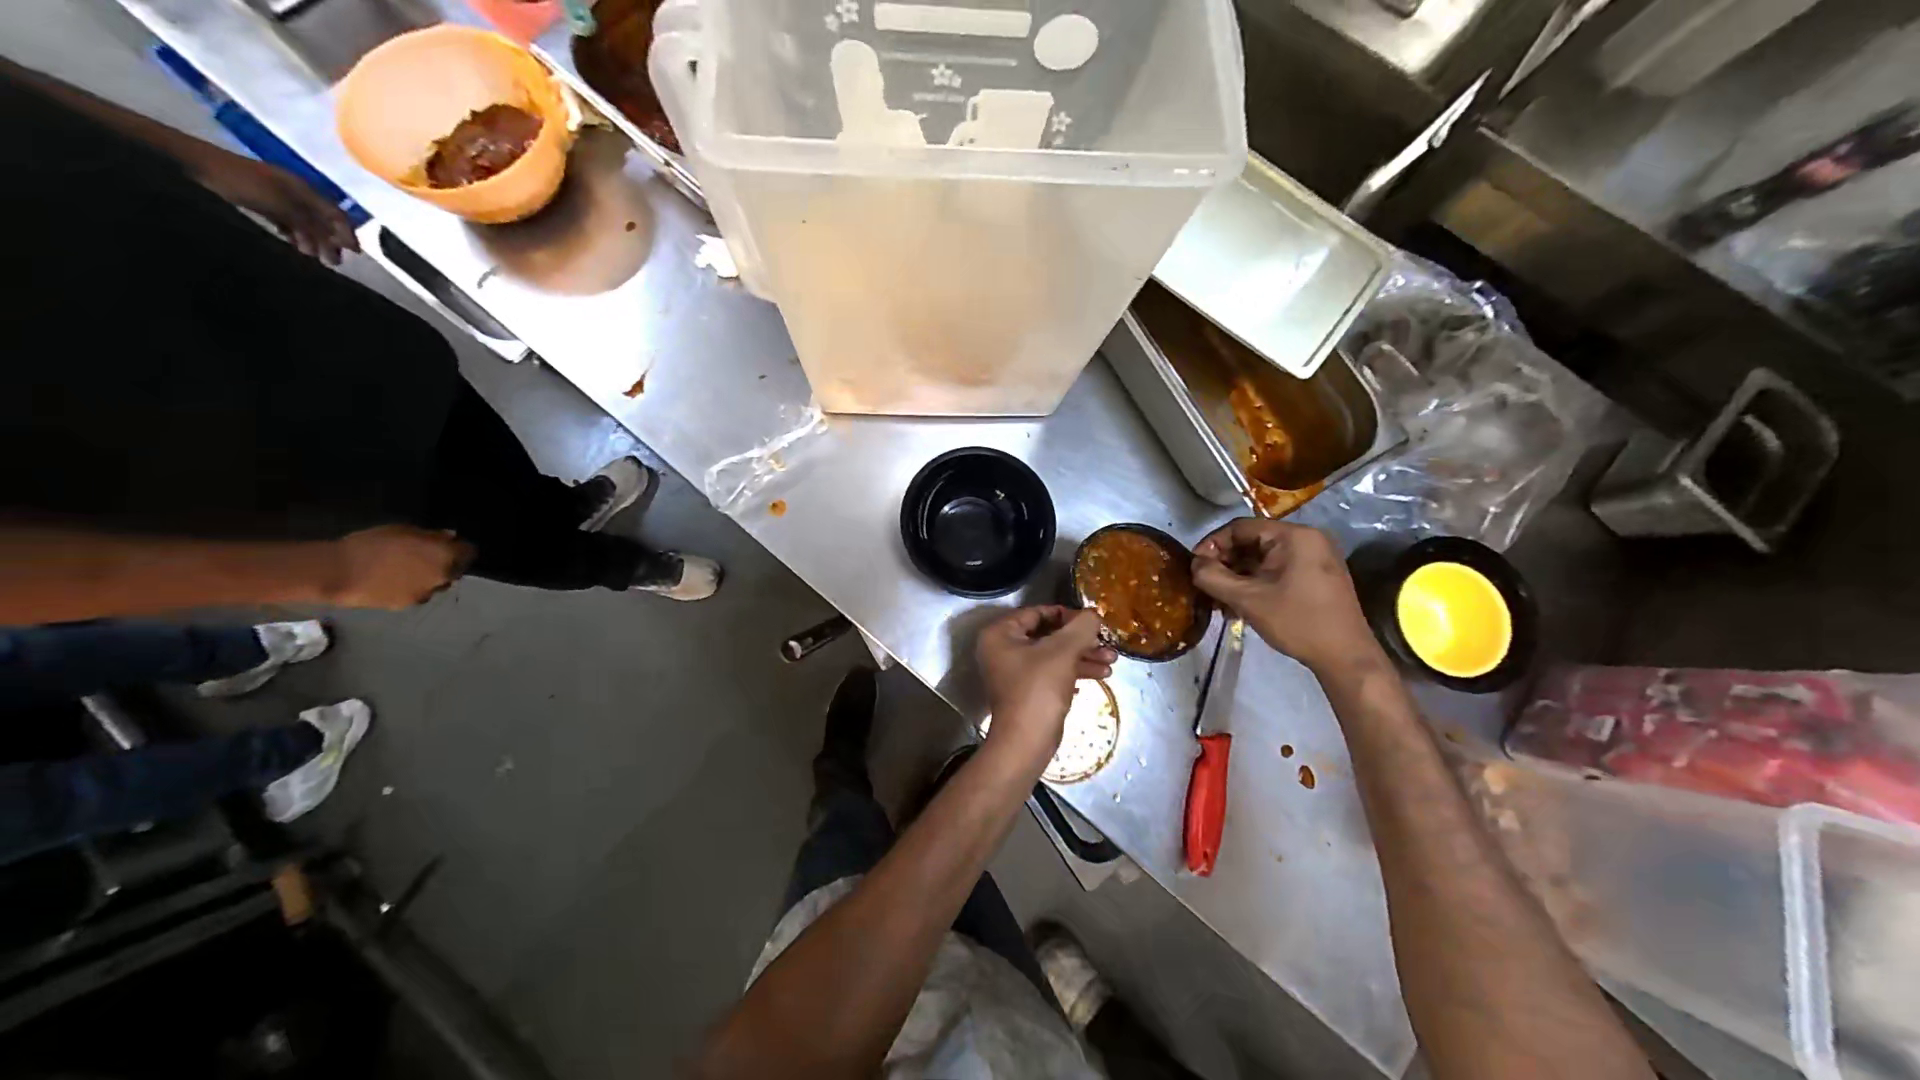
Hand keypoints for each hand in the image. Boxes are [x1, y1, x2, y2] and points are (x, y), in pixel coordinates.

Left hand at [195, 153, 357, 264]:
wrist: (188, 163)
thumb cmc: (238, 182)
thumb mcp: (280, 204)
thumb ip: (311, 223)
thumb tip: (339, 242)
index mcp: (302, 188)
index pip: (335, 213)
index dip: (347, 232)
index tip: (355, 253)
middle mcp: (293, 191)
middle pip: (320, 218)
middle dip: (330, 240)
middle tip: (332, 262)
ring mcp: (274, 195)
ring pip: (302, 221)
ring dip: (311, 240)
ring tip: (310, 257)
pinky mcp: (257, 200)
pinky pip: (284, 220)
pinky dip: (292, 234)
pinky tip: (291, 244)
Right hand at [322, 526, 473, 608]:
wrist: (339, 572)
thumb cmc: (372, 544)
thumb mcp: (405, 530)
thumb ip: (433, 535)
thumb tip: (450, 537)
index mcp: (446, 556)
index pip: (470, 552)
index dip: (461, 548)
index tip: (450, 545)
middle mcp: (443, 577)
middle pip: (456, 570)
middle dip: (447, 563)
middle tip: (427, 557)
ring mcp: (427, 593)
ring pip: (438, 584)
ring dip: (431, 577)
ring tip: (408, 570)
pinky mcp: (409, 605)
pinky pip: (418, 594)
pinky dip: (413, 588)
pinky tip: (394, 582)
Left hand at [975, 607, 1115, 767]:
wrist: (1026, 743)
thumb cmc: (1038, 690)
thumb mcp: (1062, 652)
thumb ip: (1080, 628)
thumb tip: (1093, 614)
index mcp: (1000, 634)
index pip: (1037, 613)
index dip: (1067, 614)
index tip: (1092, 621)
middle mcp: (1003, 649)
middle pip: (1048, 635)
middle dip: (1080, 640)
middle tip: (1107, 643)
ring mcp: (1015, 672)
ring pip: (1054, 655)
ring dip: (1083, 656)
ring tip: (1112, 662)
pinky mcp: (1027, 691)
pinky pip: (1053, 673)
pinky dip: (1074, 671)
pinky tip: (1100, 675)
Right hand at [1192, 520, 1382, 677]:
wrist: (1345, 656)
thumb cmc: (1296, 622)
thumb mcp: (1248, 599)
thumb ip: (1213, 577)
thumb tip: (1194, 564)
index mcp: (1293, 536)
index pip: (1240, 527)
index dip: (1212, 544)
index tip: (1195, 567)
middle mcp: (1307, 538)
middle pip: (1252, 541)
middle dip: (1225, 563)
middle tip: (1206, 586)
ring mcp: (1315, 556)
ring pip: (1263, 558)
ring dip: (1238, 576)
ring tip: (1220, 600)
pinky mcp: (1317, 574)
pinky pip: (1277, 569)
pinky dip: (1256, 582)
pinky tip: (1241, 603)